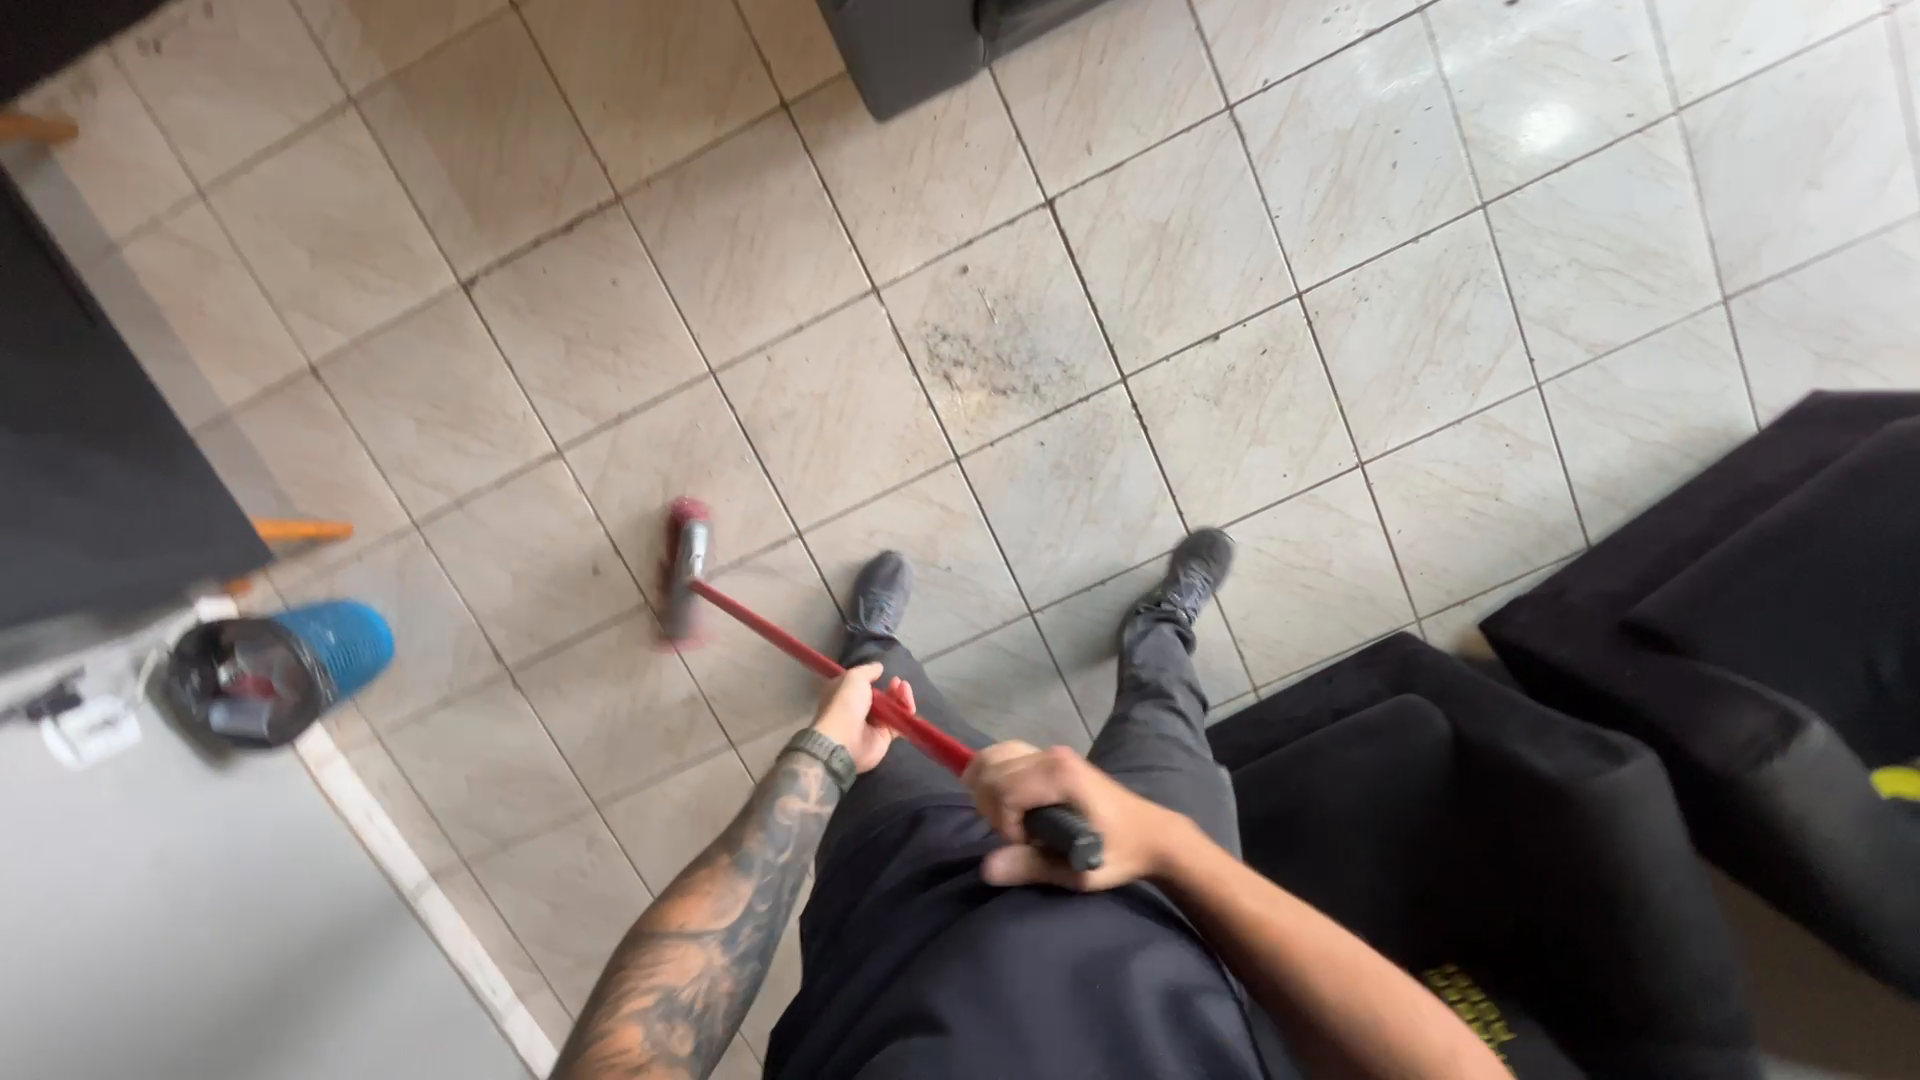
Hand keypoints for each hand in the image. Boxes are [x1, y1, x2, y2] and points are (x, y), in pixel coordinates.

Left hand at [809, 662, 904, 773]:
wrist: (844, 740)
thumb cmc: (845, 703)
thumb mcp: (854, 677)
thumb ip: (868, 671)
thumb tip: (879, 667)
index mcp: (845, 695)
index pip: (861, 685)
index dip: (873, 678)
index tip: (882, 674)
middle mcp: (857, 709)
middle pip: (880, 696)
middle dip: (891, 688)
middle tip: (898, 682)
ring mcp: (871, 724)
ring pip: (891, 708)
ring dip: (900, 697)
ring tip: (904, 689)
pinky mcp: (884, 737)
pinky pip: (898, 723)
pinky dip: (905, 713)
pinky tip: (909, 705)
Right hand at [963, 741, 1197, 890]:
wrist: (1151, 833)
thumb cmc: (1120, 853)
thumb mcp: (1080, 870)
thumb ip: (1033, 867)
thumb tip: (987, 868)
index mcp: (1061, 778)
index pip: (1003, 792)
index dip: (1005, 826)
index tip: (1029, 848)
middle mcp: (1051, 756)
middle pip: (991, 772)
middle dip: (992, 808)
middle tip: (1017, 836)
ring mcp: (1049, 751)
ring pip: (991, 758)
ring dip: (987, 791)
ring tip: (1008, 819)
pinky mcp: (1047, 755)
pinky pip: (1003, 755)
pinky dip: (992, 776)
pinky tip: (1005, 802)